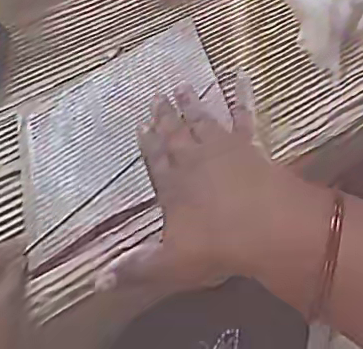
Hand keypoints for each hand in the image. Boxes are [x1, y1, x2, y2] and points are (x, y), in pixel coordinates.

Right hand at [97, 87, 320, 296]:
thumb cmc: (216, 245)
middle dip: (166, 116)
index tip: (140, 123)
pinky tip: (240, 80)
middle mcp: (195, 160)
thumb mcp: (170, 264)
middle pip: (176, 135)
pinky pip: (243, 116)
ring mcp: (224, 148)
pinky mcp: (249, 143)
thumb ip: (136, 267)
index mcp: (173, 186)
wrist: (265, 221)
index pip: (156, 161)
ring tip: (184, 86)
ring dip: (193, 104)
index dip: (147, 143)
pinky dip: (240, 98)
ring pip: (204, 120)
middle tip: (157, 95)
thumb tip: (97, 282)